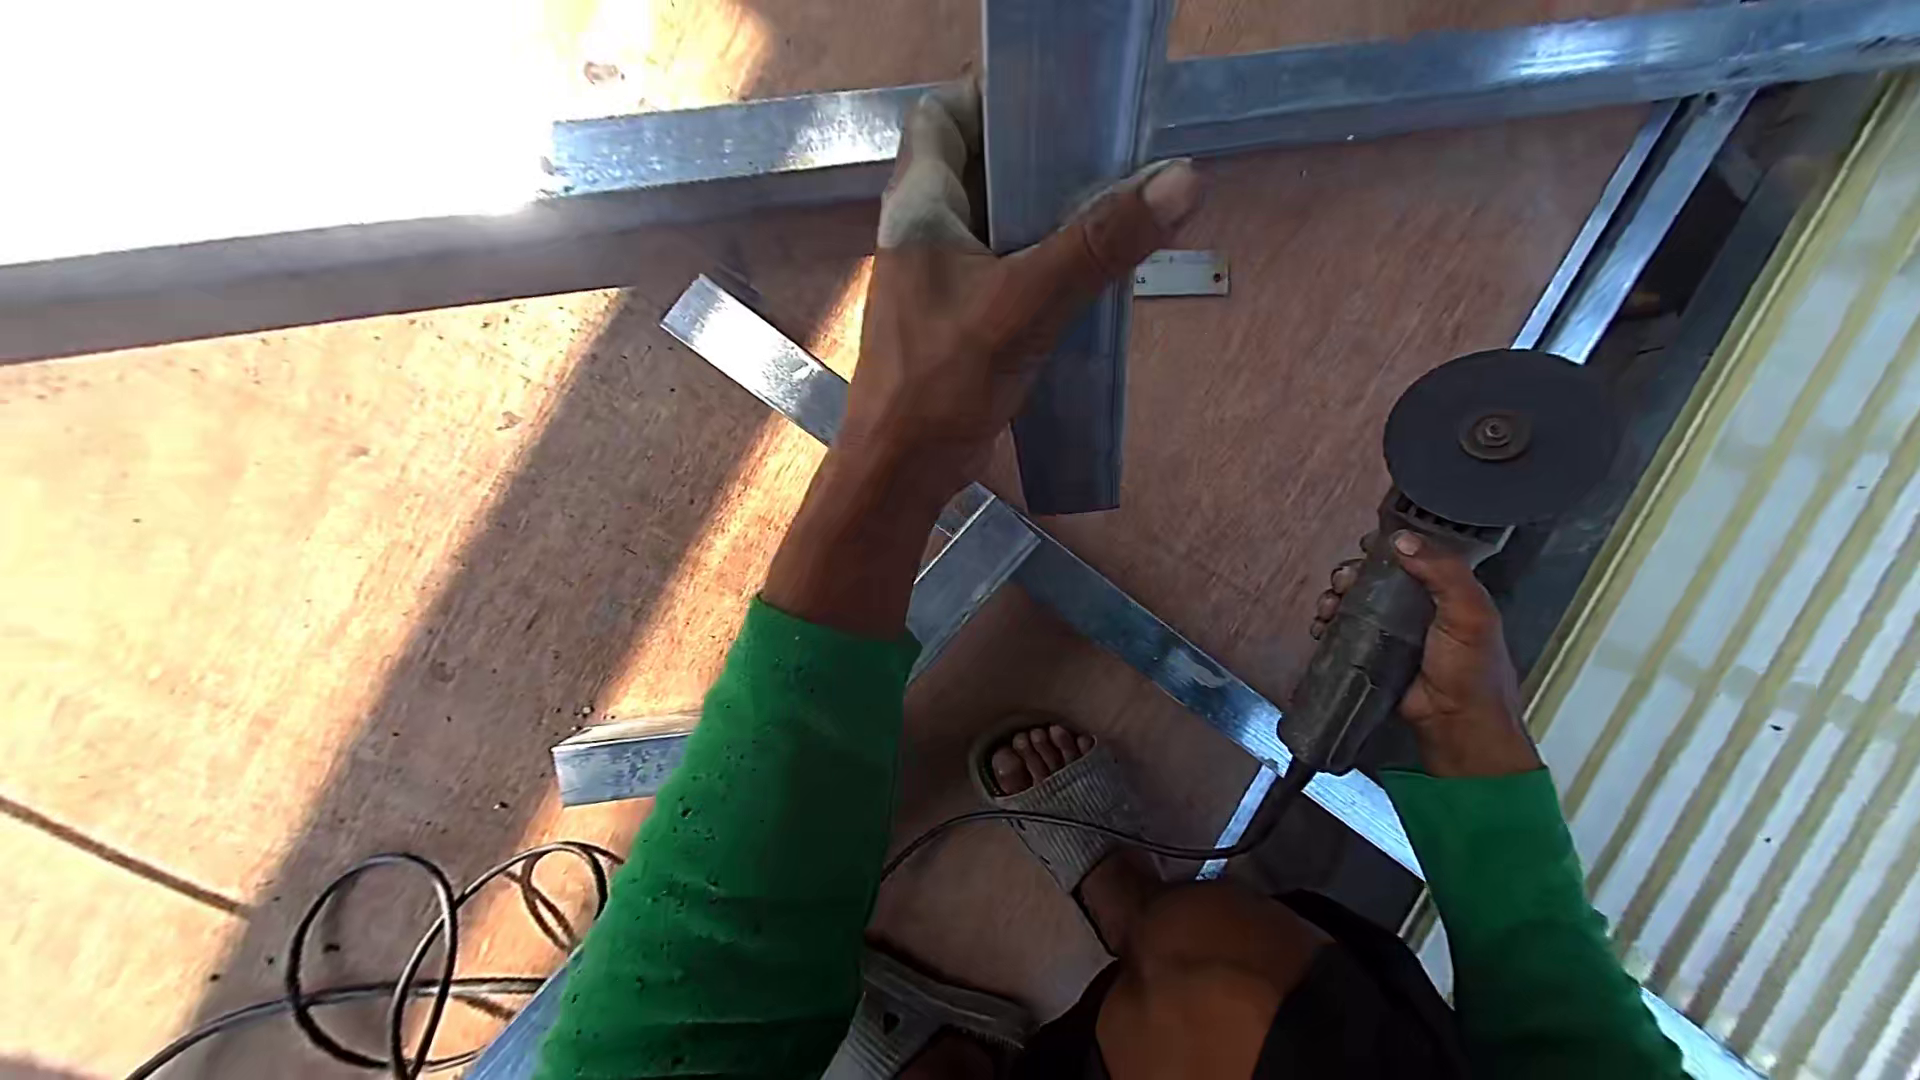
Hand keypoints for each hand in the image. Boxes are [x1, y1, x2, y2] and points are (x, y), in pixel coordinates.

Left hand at [763, 80, 1200, 636]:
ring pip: (996, 225)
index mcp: (919, 210)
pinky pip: (1002, 273)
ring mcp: (938, 282)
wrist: (901, 470)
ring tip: (1107, 210)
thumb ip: (1096, 246)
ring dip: (1045, 217)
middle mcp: (923, 236)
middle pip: (978, 167)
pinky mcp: (956, 321)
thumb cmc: (941, 384)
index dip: (992, 97)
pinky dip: (1039, 265)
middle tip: (1103, 157)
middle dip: (1037, 157)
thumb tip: (1181, 180)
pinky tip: (1083, 275)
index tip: (1056, 104)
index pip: (942, 116)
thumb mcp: (1022, 308)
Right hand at [1313, 531, 1541, 777]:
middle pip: (1371, 578)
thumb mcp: (1470, 613)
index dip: (1384, 549)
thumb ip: (1444, 573)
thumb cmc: (1469, 668)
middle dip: (1350, 574)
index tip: (1364, 547)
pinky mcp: (1365, 651)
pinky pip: (1339, 628)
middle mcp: (1412, 607)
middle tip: (1342, 583)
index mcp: (1442, 592)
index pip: (1408, 558)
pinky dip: (1325, 622)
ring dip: (1332, 597)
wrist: (1454, 722)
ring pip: (1350, 601)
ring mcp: (1386, 630)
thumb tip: (1400, 538)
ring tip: (1327, 607)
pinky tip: (1321, 625)